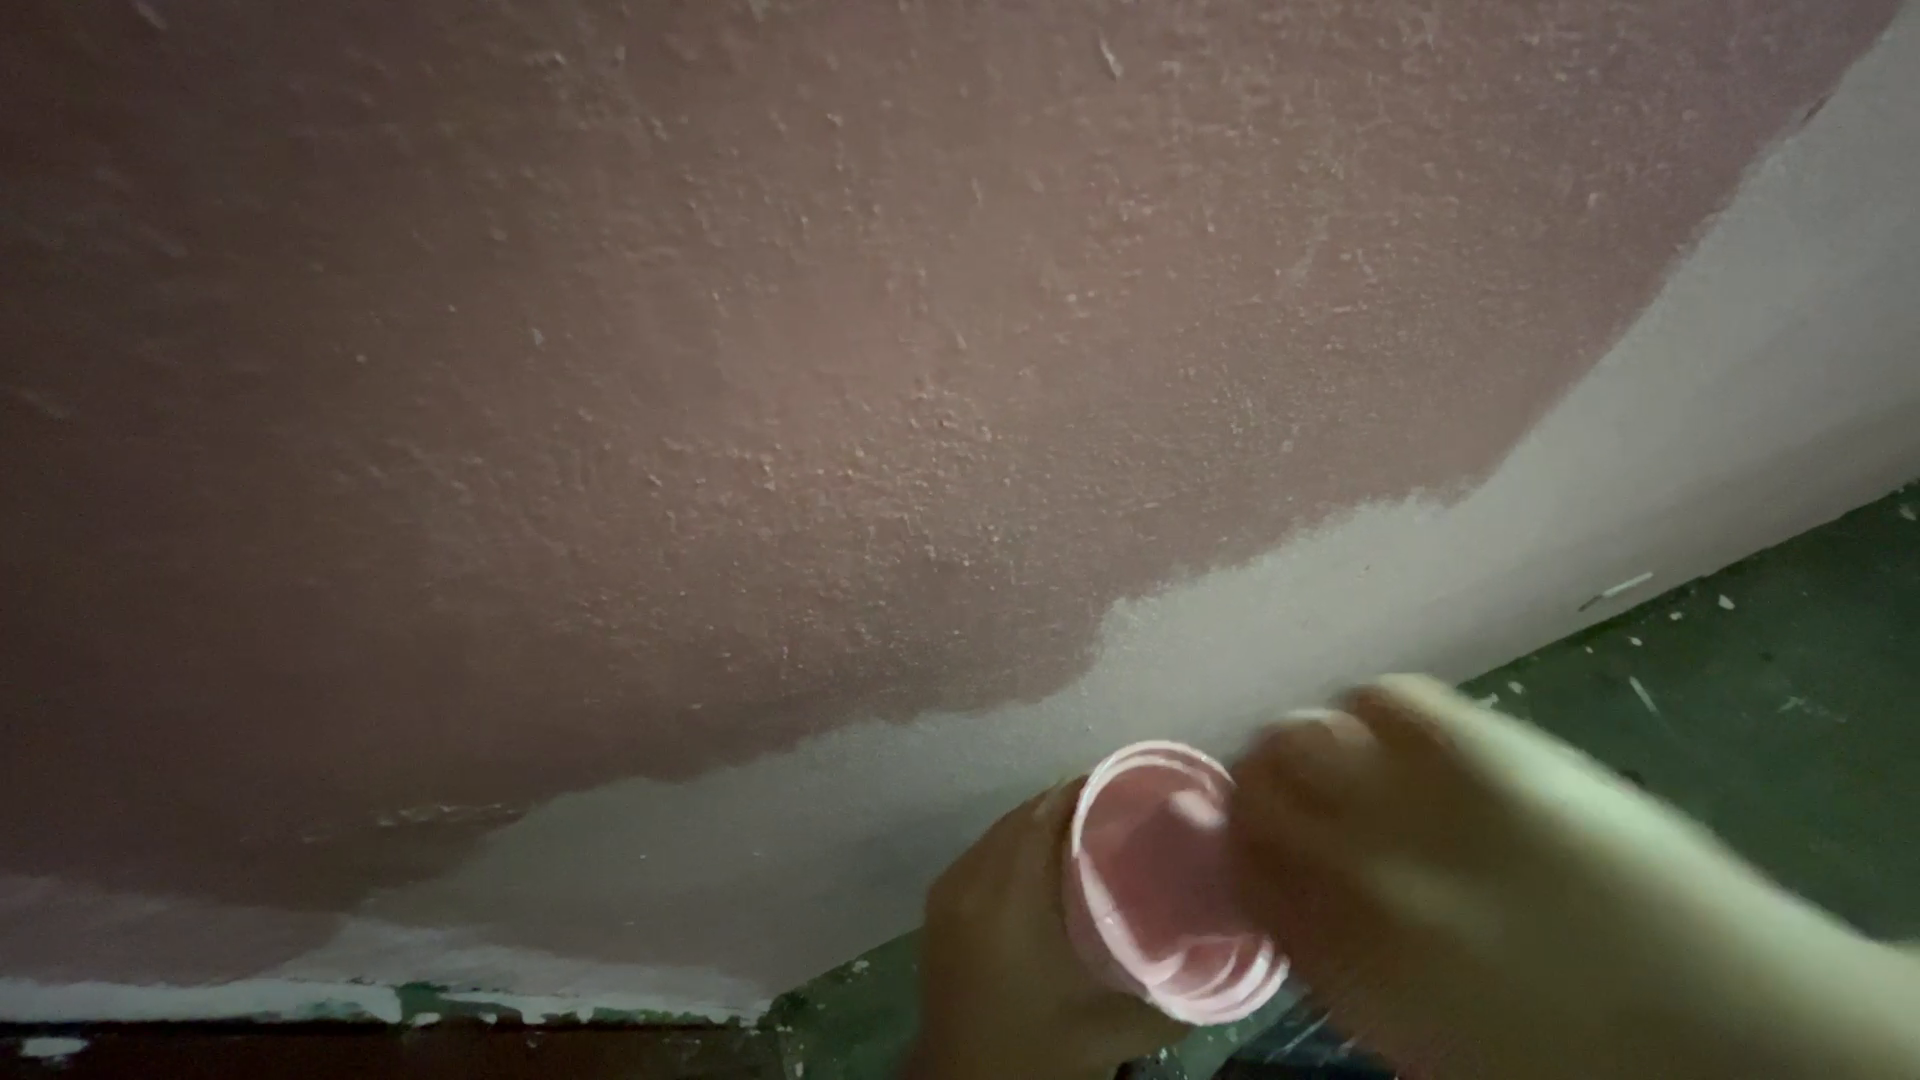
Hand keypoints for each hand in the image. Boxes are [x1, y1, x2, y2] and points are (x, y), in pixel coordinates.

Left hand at [909, 778, 1189, 1079]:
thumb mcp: (1111, 1029)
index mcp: (1009, 899)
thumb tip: (1217, 954)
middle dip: (1066, 801)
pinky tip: (1044, 855)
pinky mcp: (939, 900)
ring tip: (1086, 823)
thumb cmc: (1035, 1052)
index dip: (1082, 791)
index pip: (1044, 816)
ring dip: (1040, 819)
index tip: (1125, 785)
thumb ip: (1168, 992)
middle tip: (1116, 804)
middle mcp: (972, 880)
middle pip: (1022, 815)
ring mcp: (948, 888)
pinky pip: (983, 849)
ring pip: (1000, 829)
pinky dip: (1015, 840)